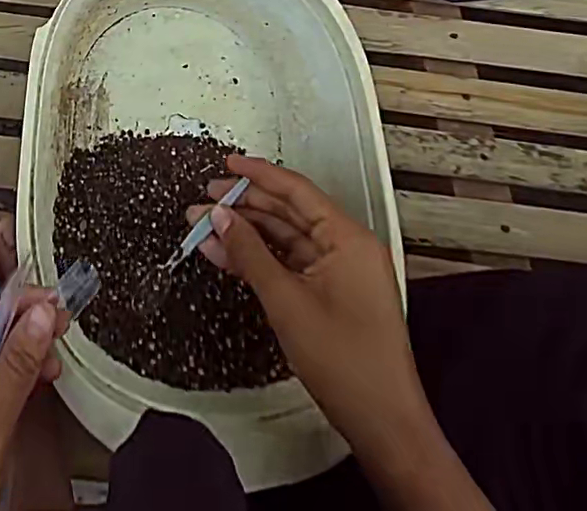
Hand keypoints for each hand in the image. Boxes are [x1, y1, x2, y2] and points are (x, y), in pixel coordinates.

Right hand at [191, 156, 488, 509]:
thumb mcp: (287, 302)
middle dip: (244, 205)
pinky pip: (289, 264)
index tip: (227, 163)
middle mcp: (345, 245)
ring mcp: (338, 270)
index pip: (296, 191)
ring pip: (285, 239)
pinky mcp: (330, 293)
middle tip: (204, 199)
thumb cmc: (343, 360)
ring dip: (246, 234)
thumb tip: (218, 215)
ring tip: (204, 227)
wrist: (383, 424)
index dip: (259, 174)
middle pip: (288, 212)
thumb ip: (250, 253)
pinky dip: (259, 260)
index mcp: (347, 236)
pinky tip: (226, 255)